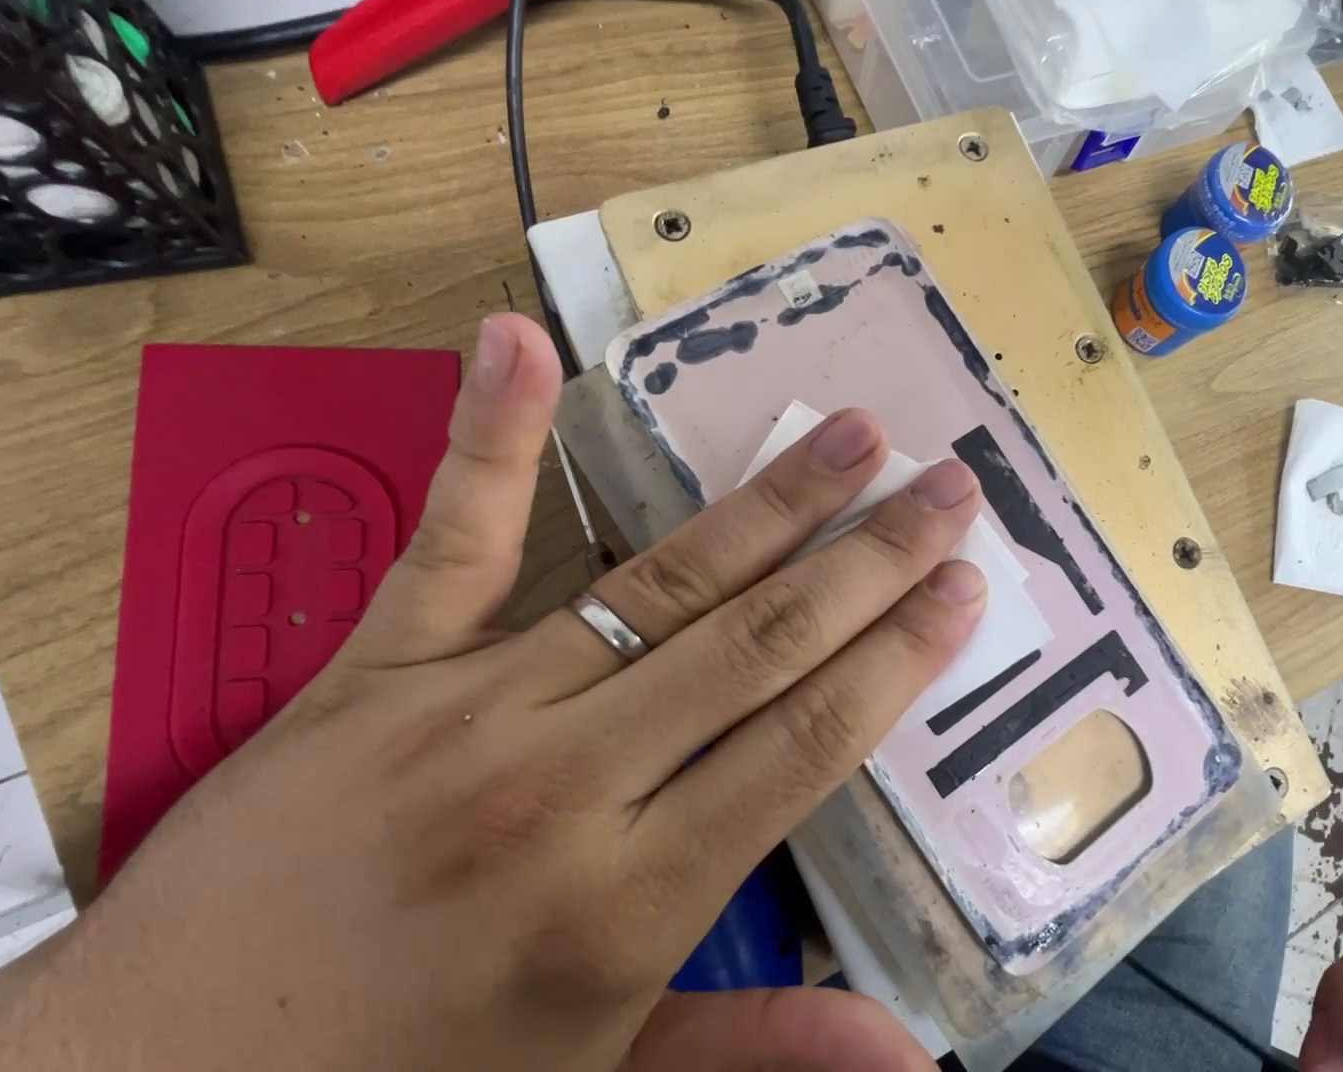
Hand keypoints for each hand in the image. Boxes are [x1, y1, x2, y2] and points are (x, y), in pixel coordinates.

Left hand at [0, 314, 983, 1070]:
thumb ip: (760, 1050)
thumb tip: (915, 1060)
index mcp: (634, 899)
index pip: (806, 741)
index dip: (898, 655)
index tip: (965, 585)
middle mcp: (568, 786)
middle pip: (758, 644)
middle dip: (871, 558)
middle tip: (947, 486)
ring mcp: (470, 710)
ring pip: (657, 584)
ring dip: (770, 503)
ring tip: (852, 435)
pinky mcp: (377, 668)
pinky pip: (454, 540)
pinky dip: (490, 436)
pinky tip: (520, 342)